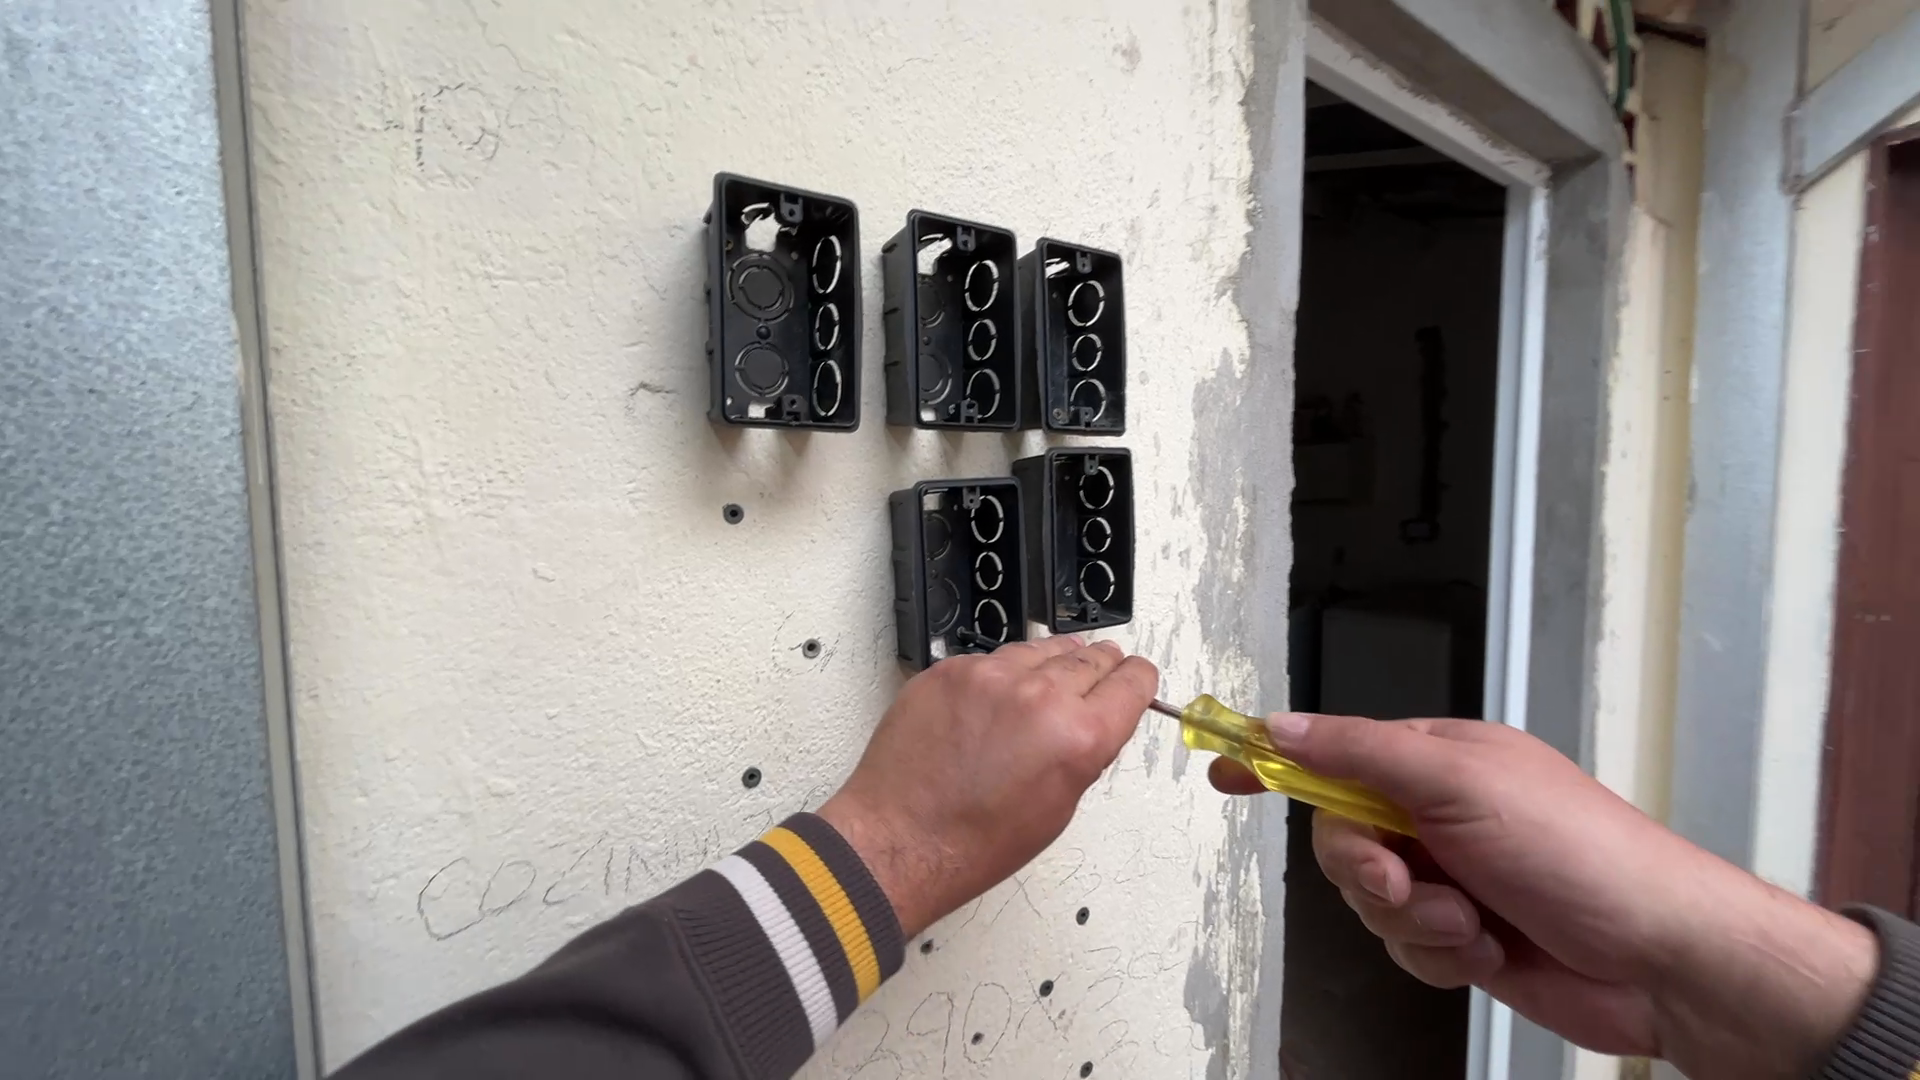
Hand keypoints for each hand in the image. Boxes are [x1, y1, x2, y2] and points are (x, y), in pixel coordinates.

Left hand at [818, 636, 1156, 939]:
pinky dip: (1003, 674)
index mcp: (1076, 737)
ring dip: (1052, 664)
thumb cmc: (974, 841)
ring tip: (1044, 688)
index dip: (1137, 680)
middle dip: (1100, 667)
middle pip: (1092, 656)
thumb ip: (1086, 748)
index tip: (1135, 676)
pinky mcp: (952, 669)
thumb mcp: (1058, 806)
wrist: (900, 837)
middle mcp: (1037, 696)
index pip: (1132, 681)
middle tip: (1097, 674)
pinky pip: (994, 658)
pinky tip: (995, 701)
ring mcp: (989, 676)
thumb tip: (1098, 715)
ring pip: (1043, 648)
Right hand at [1209, 713, 1876, 1078]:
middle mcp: (1427, 812)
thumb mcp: (1456, 781)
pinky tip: (1485, 950)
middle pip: (1337, 832)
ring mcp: (1441, 873)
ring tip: (1470, 923)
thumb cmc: (1570, 849)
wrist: (1673, 964)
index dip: (1273, 758)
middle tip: (1401, 880)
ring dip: (1412, 917)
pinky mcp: (1457, 934)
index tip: (1223, 771)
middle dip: (1364, 866)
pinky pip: (1402, 941)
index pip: (1329, 749)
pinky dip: (1437, 951)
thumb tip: (1278, 725)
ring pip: (1366, 895)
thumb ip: (1357, 751)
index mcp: (1426, 761)